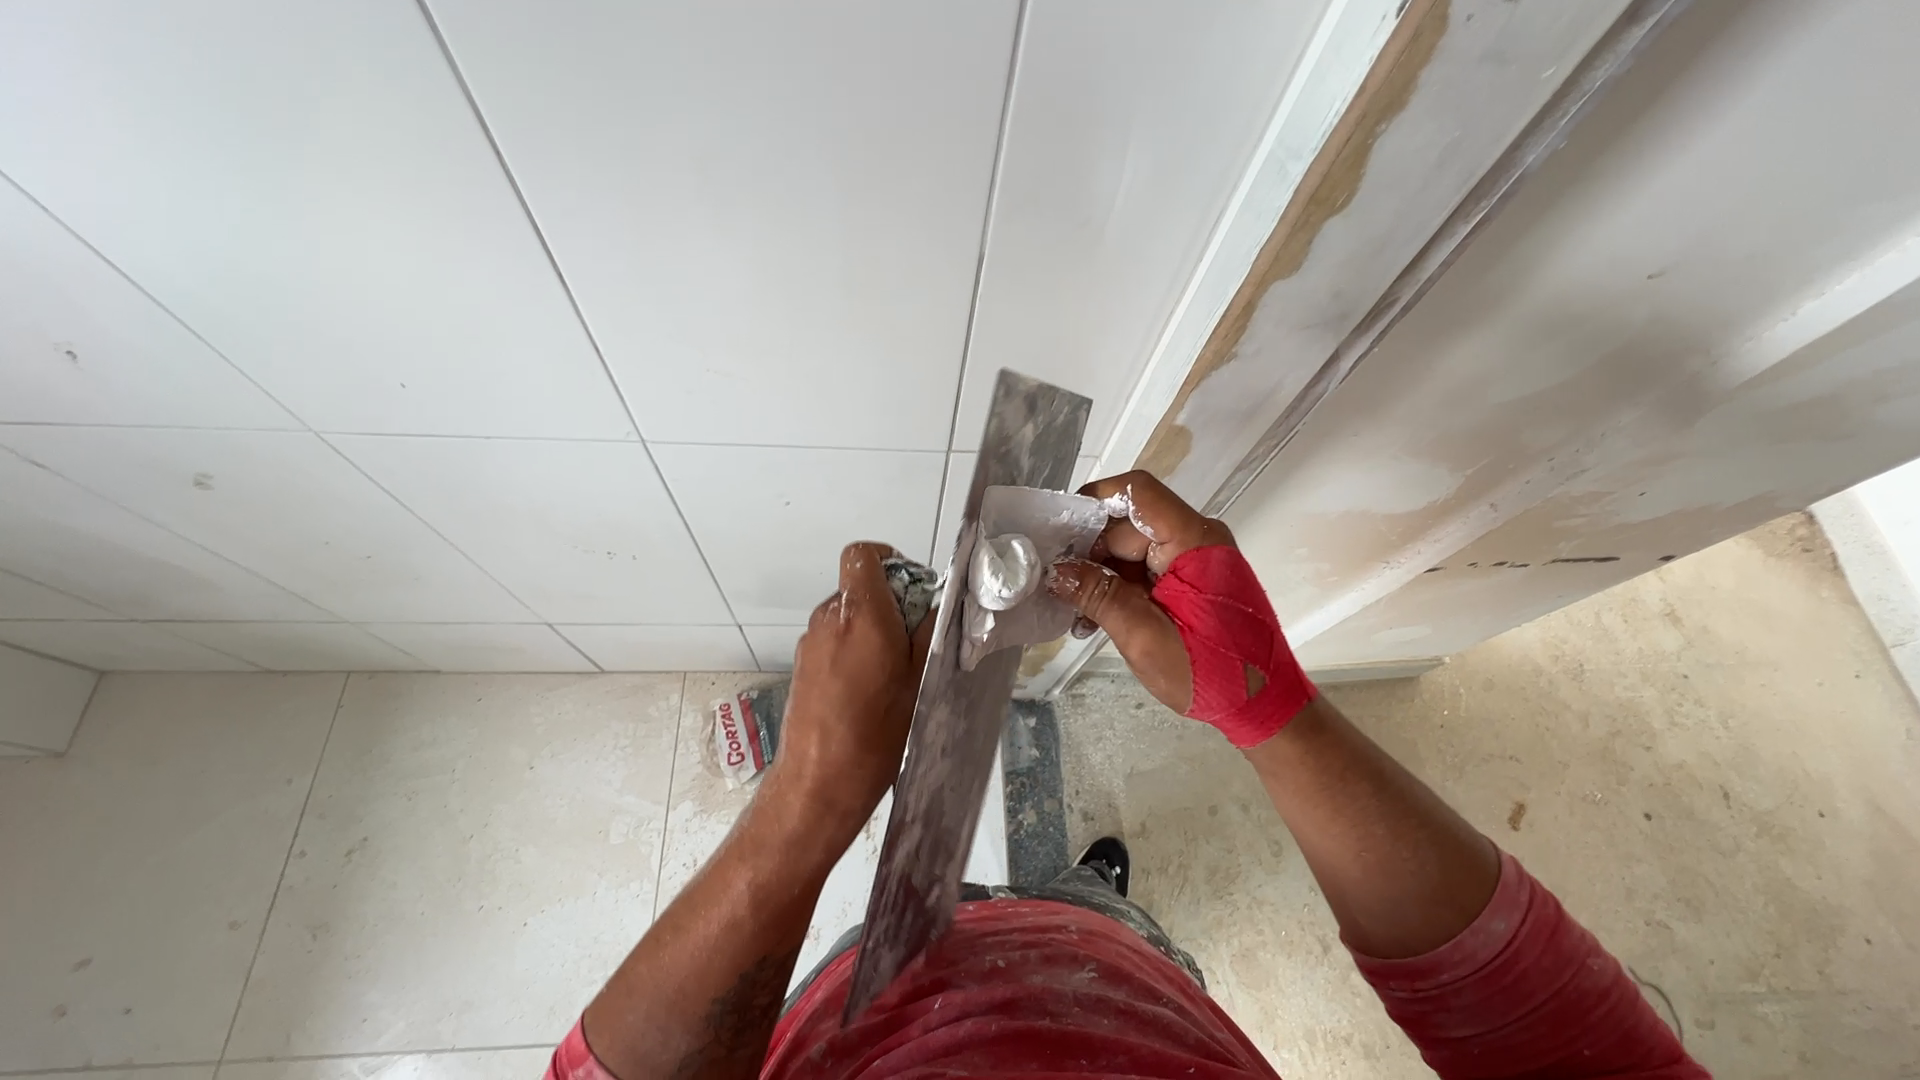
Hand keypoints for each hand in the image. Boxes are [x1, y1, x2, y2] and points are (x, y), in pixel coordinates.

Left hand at [768, 541, 931, 838]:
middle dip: (888, 602)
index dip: (889, 560)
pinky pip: (833, 640)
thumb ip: (929, 630)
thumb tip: (935, 603)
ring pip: (846, 615)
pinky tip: (868, 688)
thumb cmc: (878, 730)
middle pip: (858, 586)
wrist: (821, 780)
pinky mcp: (802, 664)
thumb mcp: (920, 677)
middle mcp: (829, 618)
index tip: (912, 589)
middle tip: (913, 639)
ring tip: (892, 671)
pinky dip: (852, 649)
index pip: (862, 554)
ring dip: (870, 628)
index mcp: (861, 612)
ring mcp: (810, 641)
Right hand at [1044, 470, 1234, 712]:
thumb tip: (1056, 570)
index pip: (1138, 493)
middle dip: (1090, 552)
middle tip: (1059, 587)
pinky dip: (1121, 588)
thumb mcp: (1144, 636)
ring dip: (1102, 576)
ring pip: (1133, 548)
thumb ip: (1099, 596)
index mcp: (1193, 541)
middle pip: (1129, 524)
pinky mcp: (1193, 580)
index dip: (1094, 500)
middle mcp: (1197, 539)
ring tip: (1077, 613)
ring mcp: (1196, 559)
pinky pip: (1146, 569)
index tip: (1057, 527)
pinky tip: (1097, 618)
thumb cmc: (1210, 672)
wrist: (1265, 705)